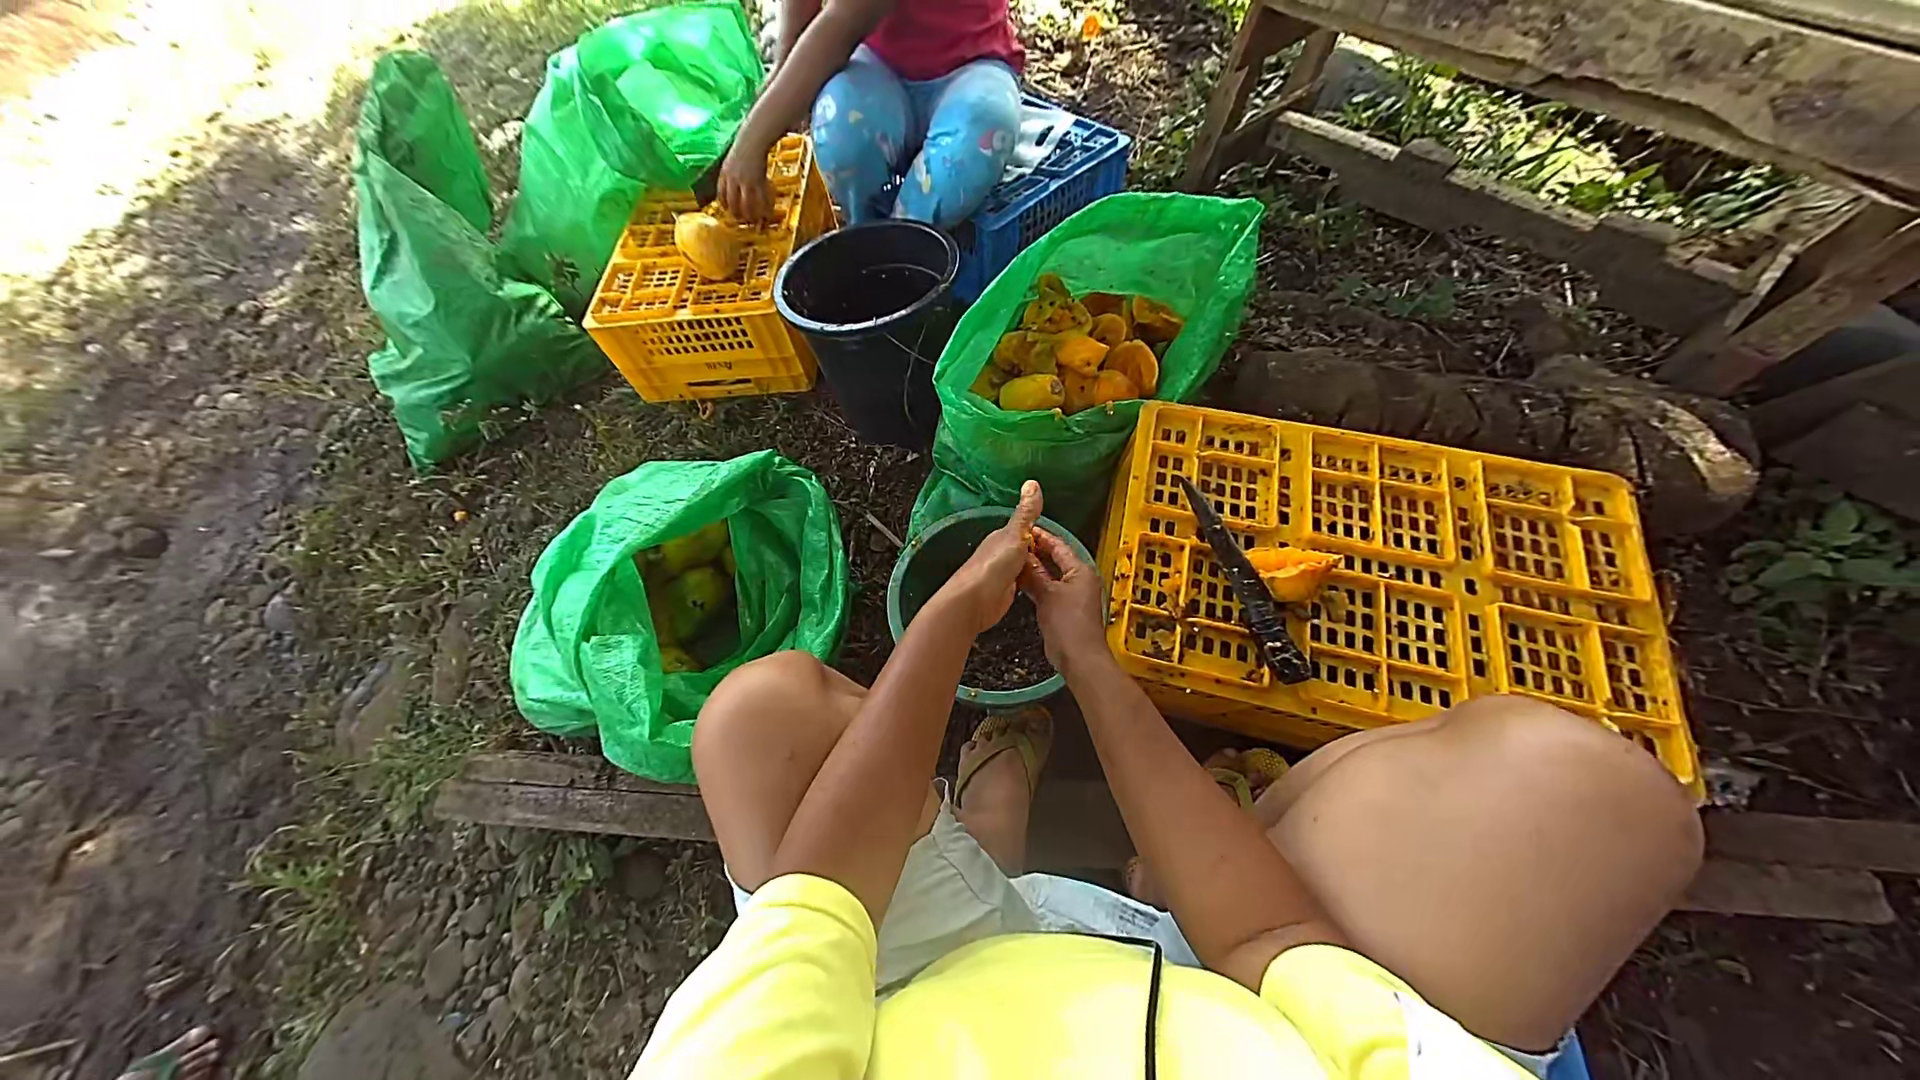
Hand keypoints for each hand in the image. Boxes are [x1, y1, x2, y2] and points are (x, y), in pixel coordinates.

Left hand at [718, 139, 773, 224]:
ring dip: (750, 215)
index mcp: (724, 173)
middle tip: (742, 220)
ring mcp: (746, 182)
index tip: (728, 210)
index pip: (721, 194)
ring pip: (746, 205)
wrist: (754, 139)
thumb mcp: (732, 160)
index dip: (724, 205)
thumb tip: (734, 187)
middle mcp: (733, 179)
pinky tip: (766, 214)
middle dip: (737, 214)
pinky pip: (760, 201)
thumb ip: (731, 173)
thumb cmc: (744, 147)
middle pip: (733, 203)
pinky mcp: (758, 182)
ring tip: (754, 220)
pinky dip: (764, 209)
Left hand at [935, 481, 1044, 634]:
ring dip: (1034, 564)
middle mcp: (1000, 552)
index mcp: (1001, 536)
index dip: (1038, 530)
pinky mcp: (1005, 591)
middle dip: (1037, 548)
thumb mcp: (1015, 534)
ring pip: (1023, 564)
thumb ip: (1026, 513)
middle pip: (1023, 547)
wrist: (976, 599)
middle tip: (1058, 552)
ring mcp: (1002, 572)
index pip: (1023, 529)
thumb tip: (1032, 482)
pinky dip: (1031, 580)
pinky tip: (1040, 583)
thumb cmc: (994, 564)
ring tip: (1053, 566)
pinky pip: (1023, 581)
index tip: (1055, 534)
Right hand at [1020, 524, 1106, 676]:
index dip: (1042, 537)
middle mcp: (1080, 580)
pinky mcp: (1066, 608)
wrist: (1079, 657)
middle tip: (1016, 544)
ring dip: (1036, 568)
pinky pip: (1050, 588)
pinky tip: (1023, 582)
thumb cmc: (1069, 625)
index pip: (1059, 546)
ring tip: (1015, 560)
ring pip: (1052, 574)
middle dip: (1038, 551)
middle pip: (1057, 559)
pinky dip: (1038, 583)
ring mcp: (1074, 595)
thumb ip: (1033, 574)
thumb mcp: (1047, 594)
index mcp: (1081, 570)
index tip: (1025, 530)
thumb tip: (1021, 558)